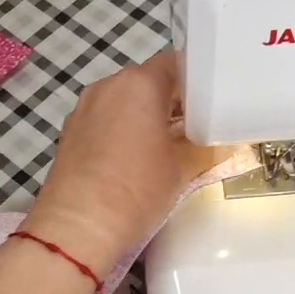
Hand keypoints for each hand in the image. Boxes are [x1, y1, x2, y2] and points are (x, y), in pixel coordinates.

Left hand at [21, 52, 224, 275]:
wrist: (78, 229)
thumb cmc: (136, 191)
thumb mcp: (182, 169)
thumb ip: (208, 149)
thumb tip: (226, 143)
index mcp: (139, 83)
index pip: (175, 64)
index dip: (196, 83)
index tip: (210, 106)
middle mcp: (106, 87)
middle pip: (147, 84)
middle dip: (170, 104)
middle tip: (193, 132)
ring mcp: (83, 111)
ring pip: (123, 105)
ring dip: (144, 121)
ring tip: (164, 152)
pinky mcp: (68, 136)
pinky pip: (103, 124)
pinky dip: (121, 135)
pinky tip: (132, 165)